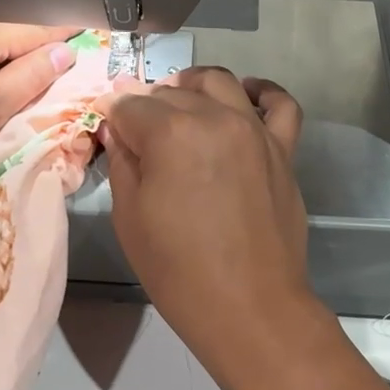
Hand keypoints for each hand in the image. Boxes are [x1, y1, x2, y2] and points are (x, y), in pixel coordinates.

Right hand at [97, 68, 314, 349]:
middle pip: (172, 91)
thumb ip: (123, 161)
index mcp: (170, 133)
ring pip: (220, 82)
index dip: (112, 114)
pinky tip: (245, 97)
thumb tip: (119, 128)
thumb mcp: (130, 217)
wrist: (249, 308)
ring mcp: (254, 129)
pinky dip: (262, 92)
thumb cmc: (178, 270)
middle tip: (137, 132)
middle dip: (148, 104)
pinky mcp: (283, 148)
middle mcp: (215, 118)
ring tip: (181, 105)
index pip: (130, 105)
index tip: (106, 126)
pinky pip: (280, 104)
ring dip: (193, 86)